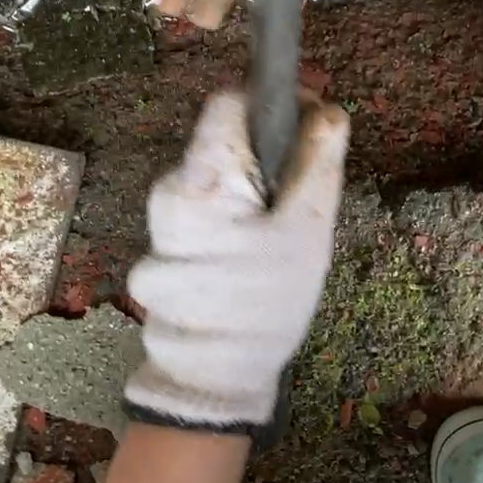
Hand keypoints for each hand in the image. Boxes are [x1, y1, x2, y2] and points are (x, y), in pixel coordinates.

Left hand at [124, 91, 349, 431]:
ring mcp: (155, 224)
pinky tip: (242, 260)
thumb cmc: (268, 298)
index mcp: (203, 177)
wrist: (216, 381)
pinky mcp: (153, 249)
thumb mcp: (308, 229)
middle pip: (220, 144)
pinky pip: (196, 217)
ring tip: (270, 239)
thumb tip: (329, 108)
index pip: (226, 101)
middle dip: (260, 160)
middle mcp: (167, 190)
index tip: (300, 128)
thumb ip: (317, 162)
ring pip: (210, 182)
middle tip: (295, 202)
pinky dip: (222, 225)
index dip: (266, 103)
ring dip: (242, 195)